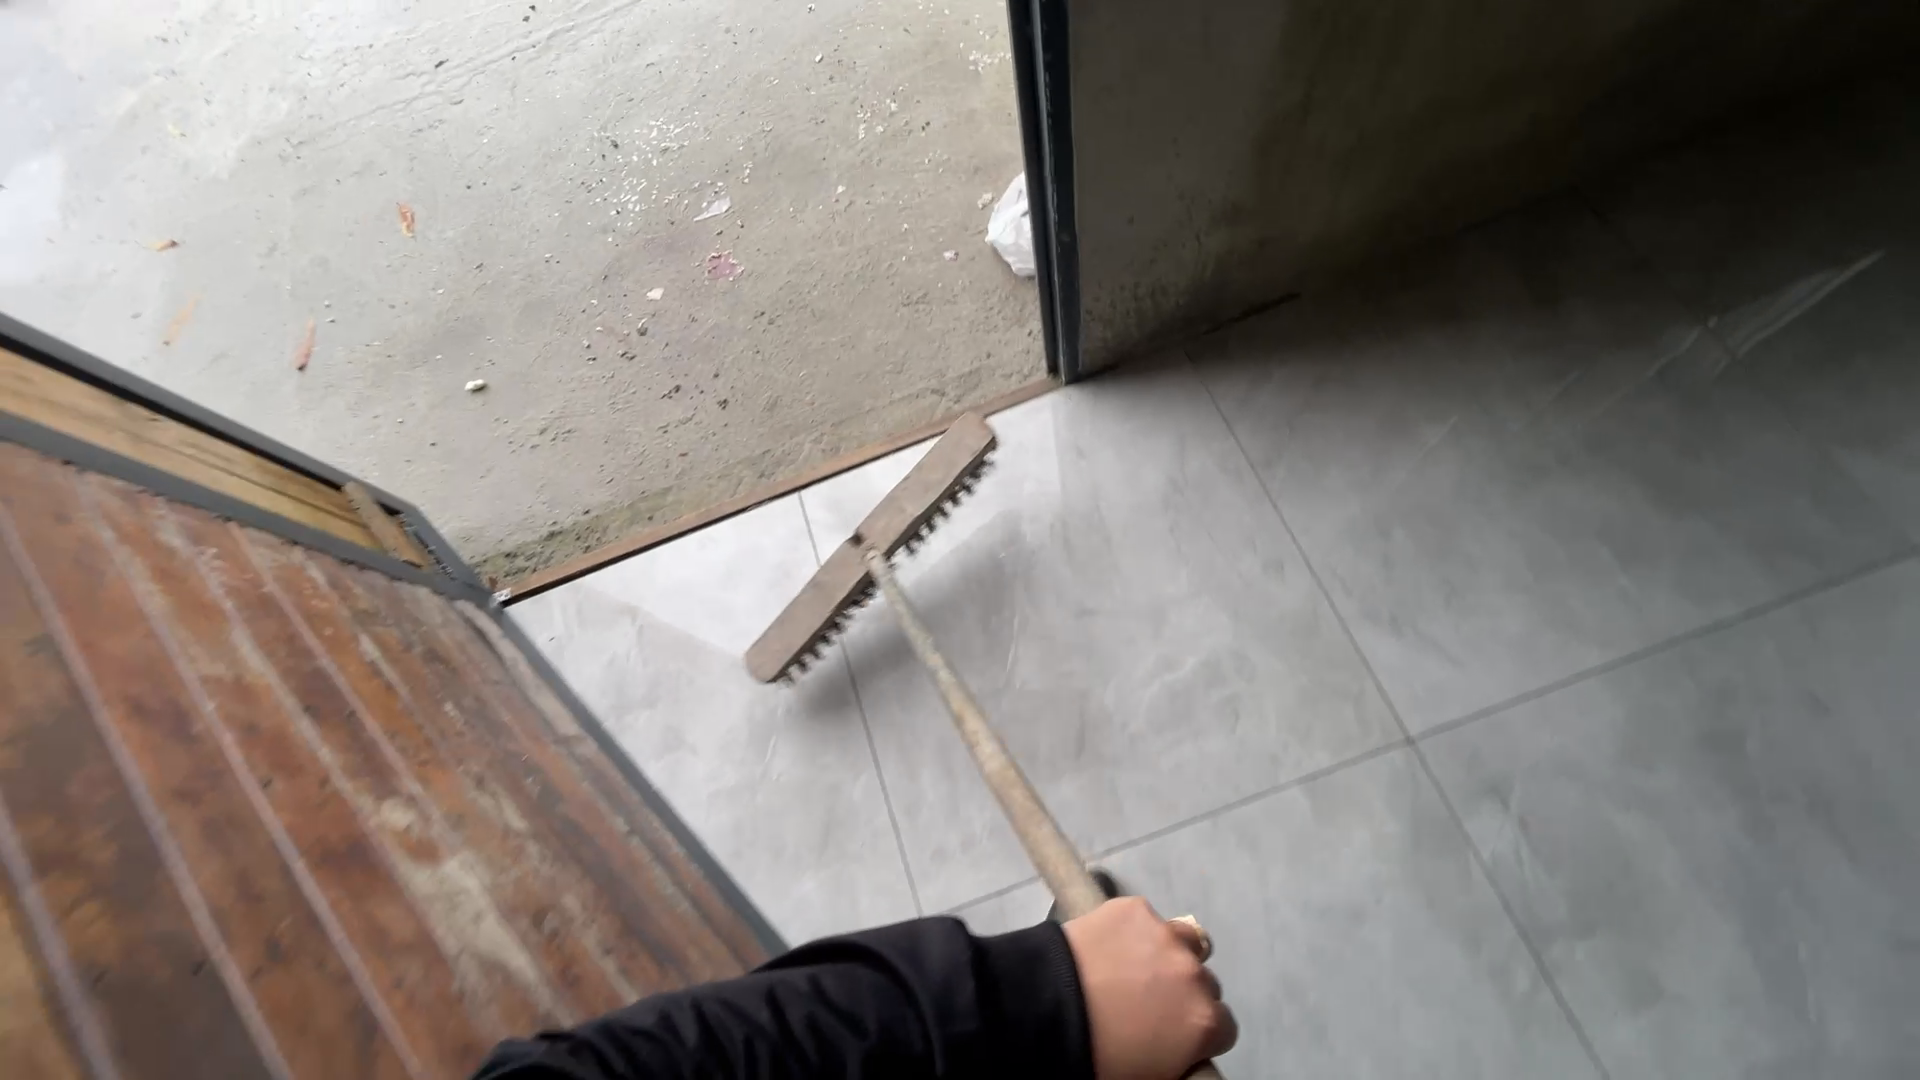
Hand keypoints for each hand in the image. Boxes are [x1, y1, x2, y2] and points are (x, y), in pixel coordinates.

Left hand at [1062, 896, 1236, 1079]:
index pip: (1224, 1026)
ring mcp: (1164, 934)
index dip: (1198, 1031)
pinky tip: (1111, 944)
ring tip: (1137, 964)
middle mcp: (1193, 973)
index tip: (1175, 1033)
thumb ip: (1180, 1059)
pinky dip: (1135, 931)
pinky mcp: (1134, 908)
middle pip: (1203, 982)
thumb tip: (1182, 1049)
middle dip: (1184, 992)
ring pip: (1184, 940)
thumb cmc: (1100, 1054)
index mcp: (1205, 1022)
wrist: (1047, 1008)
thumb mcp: (1152, 1075)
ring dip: (1170, 953)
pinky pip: (1146, 919)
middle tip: (1150, 1001)